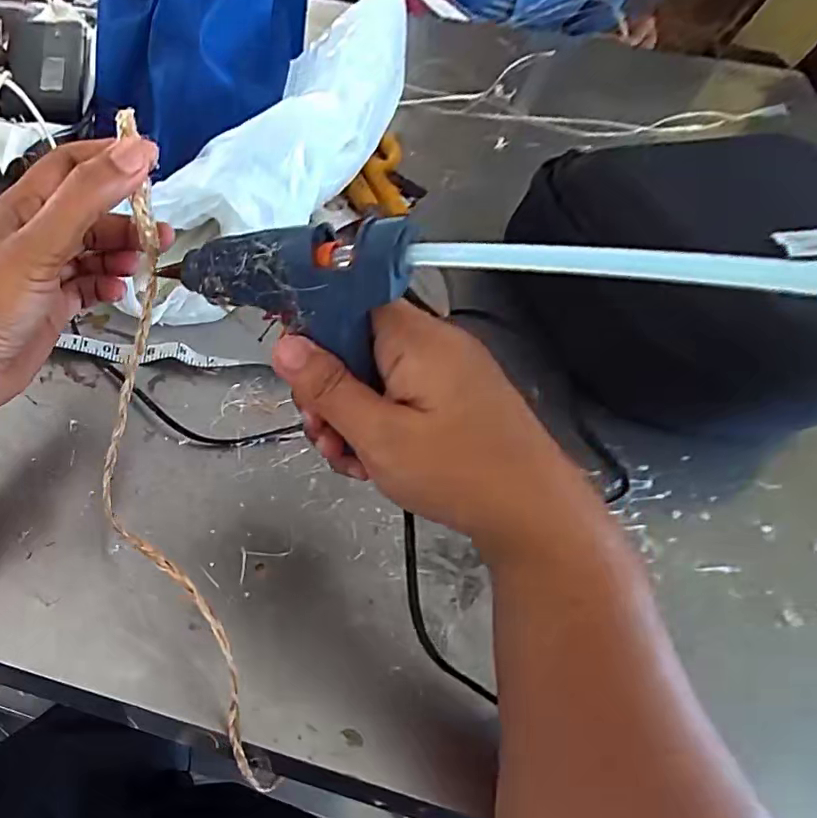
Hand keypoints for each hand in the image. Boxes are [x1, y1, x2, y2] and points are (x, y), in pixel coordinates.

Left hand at [0, 136, 171, 437]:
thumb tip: (131, 155)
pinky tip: (116, 290)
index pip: (72, 166)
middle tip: (154, 231)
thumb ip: (87, 197)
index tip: (149, 160)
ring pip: (92, 250)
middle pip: (90, 212)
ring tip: (140, 263)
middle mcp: (33, 236)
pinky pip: (88, 285)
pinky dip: (107, 284)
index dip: (111, 158)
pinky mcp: (51, 305)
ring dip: (120, 254)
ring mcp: (43, 272)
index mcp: (23, 208)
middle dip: (124, 218)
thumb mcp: (40, 243)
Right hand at [270, 301, 602, 562]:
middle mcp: (433, 345)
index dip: (315, 336)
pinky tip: (372, 461)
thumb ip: (328, 388)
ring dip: (347, 419)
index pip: (351, 304)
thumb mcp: (378, 435)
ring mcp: (442, 373)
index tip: (299, 379)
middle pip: (354, 348)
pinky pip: (394, 400)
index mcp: (417, 340)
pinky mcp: (447, 398)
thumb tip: (287, 347)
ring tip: (351, 458)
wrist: (529, 513)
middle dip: (328, 394)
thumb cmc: (460, 474)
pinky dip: (374, 428)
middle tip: (326, 435)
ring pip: (369, 380)